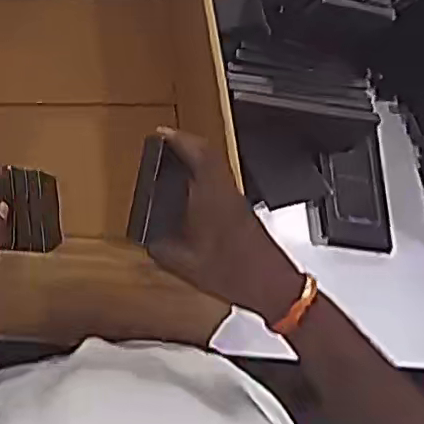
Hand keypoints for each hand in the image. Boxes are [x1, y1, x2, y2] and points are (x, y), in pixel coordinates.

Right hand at [148, 127, 304, 323]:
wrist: (275, 290)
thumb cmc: (236, 274)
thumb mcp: (186, 264)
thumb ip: (162, 248)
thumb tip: (147, 240)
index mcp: (212, 198)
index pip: (200, 154)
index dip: (180, 139)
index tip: (163, 133)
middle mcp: (226, 194)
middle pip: (210, 156)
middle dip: (186, 144)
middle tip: (167, 142)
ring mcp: (237, 203)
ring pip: (217, 168)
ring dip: (197, 158)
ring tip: (177, 160)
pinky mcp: (244, 214)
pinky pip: (220, 183)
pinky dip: (204, 177)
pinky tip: (193, 192)